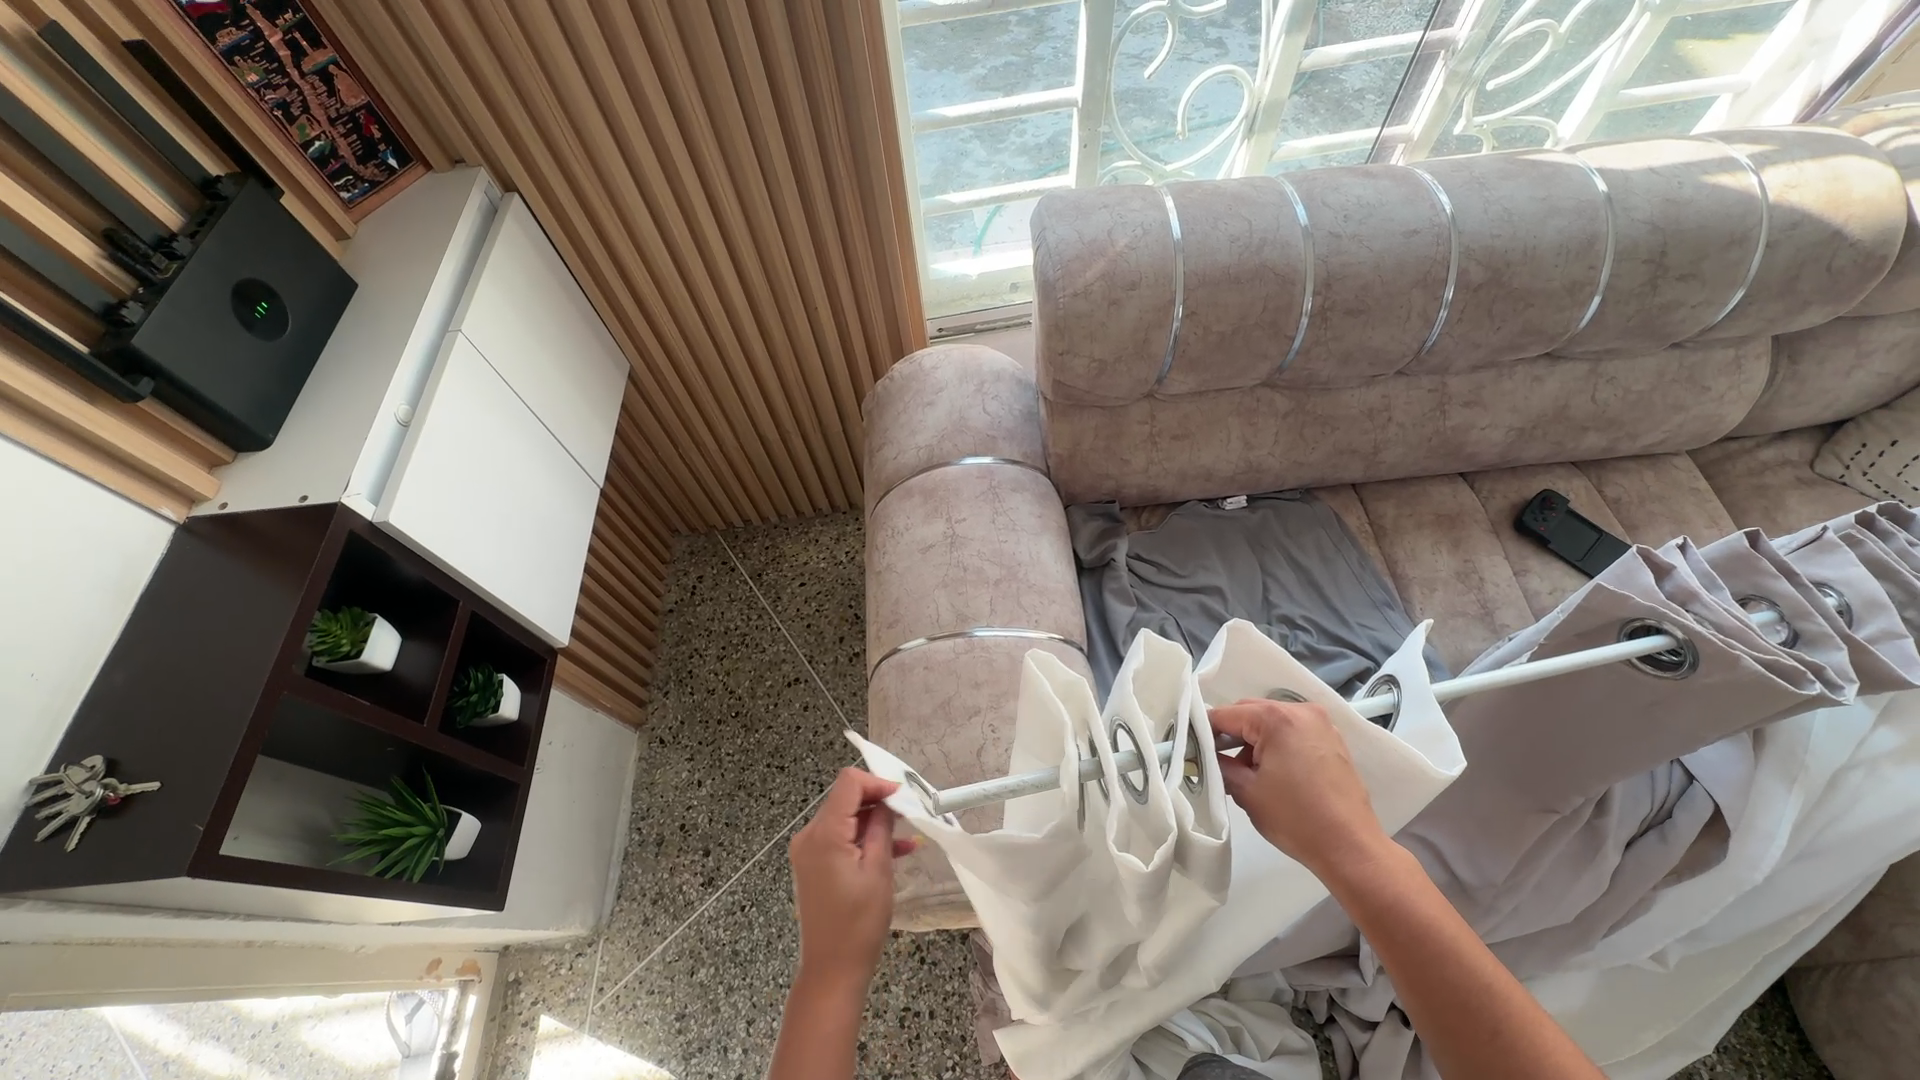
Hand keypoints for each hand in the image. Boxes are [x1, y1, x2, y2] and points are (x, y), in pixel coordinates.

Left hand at [788, 768, 917, 991]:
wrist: (832, 969)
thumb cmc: (859, 923)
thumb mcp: (878, 870)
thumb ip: (882, 828)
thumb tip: (888, 801)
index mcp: (824, 834)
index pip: (848, 783)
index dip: (877, 783)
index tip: (903, 797)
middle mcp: (809, 835)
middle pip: (845, 798)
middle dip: (877, 802)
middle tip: (909, 815)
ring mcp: (807, 850)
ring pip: (844, 818)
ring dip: (874, 822)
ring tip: (906, 837)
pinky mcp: (812, 864)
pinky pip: (839, 838)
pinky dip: (862, 839)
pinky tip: (893, 851)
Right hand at [1210, 699, 1391, 879]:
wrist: (1350, 847)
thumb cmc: (1295, 818)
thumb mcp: (1246, 791)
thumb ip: (1219, 764)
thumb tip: (1204, 756)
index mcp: (1277, 718)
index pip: (1226, 715)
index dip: (1204, 731)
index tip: (1190, 749)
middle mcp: (1301, 711)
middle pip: (1250, 712)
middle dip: (1230, 734)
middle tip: (1215, 762)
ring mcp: (1321, 725)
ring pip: (1272, 722)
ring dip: (1253, 740)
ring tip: (1244, 772)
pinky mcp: (1332, 741)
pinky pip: (1293, 732)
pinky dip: (1276, 745)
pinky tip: (1270, 773)